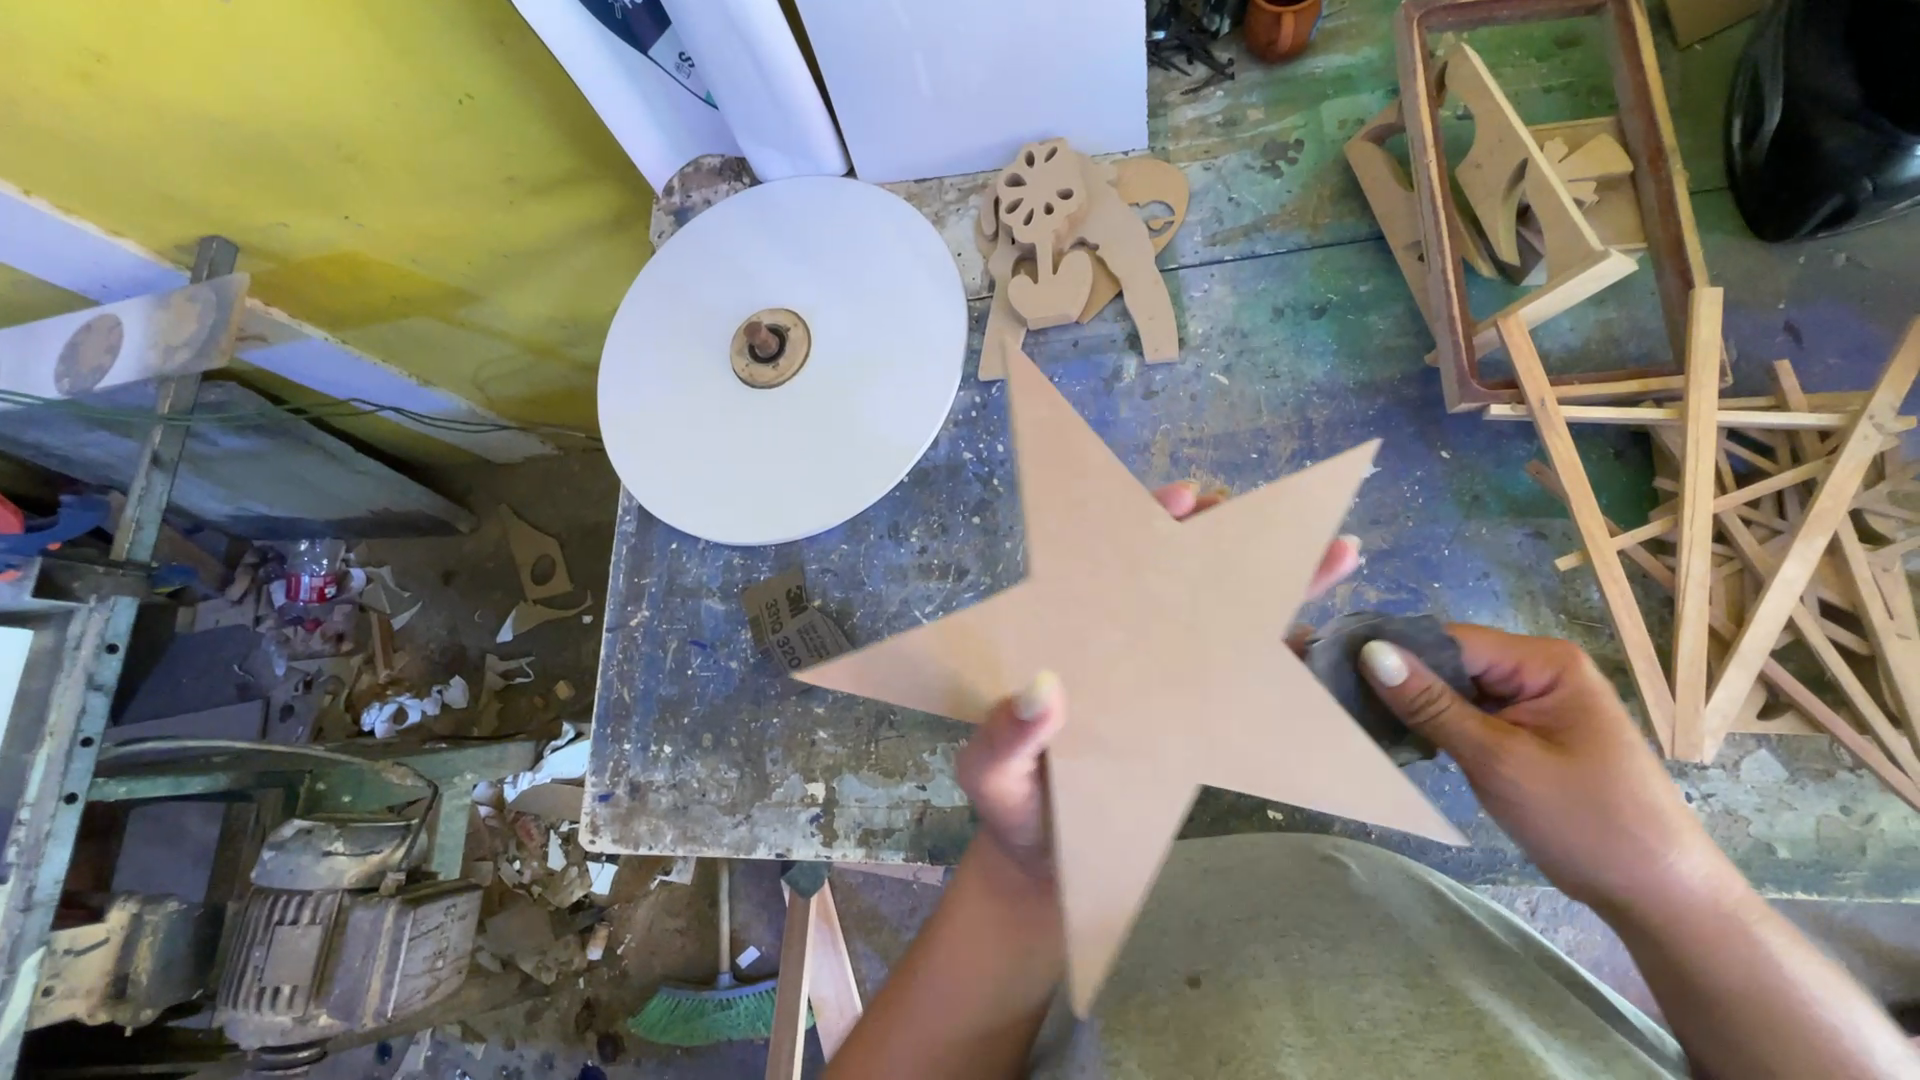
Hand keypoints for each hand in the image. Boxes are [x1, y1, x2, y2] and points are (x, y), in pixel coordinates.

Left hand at [956, 481, 1363, 882]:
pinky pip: (1259, 683)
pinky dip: (1293, 655)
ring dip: (1282, 581)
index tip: (1179, 499)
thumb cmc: (1017, 806)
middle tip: (1251, 510)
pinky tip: (1329, 631)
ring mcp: (1174, 681)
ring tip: (1335, 551)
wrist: (1054, 869)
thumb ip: (1002, 738)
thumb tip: (1042, 690)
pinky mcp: (1208, 722)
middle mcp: (1130, 646)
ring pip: (1231, 620)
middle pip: (1181, 577)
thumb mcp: (991, 772)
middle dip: (1221, 534)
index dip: (1143, 522)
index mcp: (1077, 639)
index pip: (1111, 563)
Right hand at [1357, 624, 1729, 916]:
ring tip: (1358, 720)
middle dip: (1400, 682)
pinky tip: (1398, 740)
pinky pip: (1466, 715)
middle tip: (1339, 701)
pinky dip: (1433, 727)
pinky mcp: (1524, 733)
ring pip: (1452, 689)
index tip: (1333, 671)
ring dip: (1413, 707)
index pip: (1447, 640)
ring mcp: (1532, 702)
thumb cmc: (1586, 822)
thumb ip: (1431, 704)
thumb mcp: (1498, 760)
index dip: (1393, 654)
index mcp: (1544, 661)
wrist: (1657, 894)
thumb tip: (1370, 652)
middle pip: (1448, 661)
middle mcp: (1538, 670)